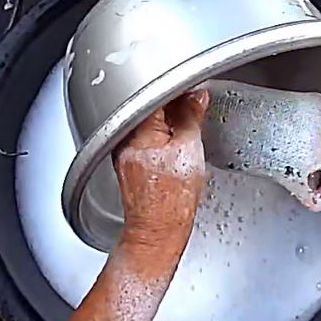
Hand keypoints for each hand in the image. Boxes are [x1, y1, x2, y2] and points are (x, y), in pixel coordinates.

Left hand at [114, 89, 210, 262]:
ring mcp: (123, 151)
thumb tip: (197, 96)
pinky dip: (161, 136)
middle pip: (149, 107)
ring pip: (147, 122)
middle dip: (173, 103)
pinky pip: (145, 138)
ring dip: (167, 119)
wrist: (157, 231)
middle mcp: (124, 138)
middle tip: (194, 107)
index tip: (193, 89)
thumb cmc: (172, 200)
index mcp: (137, 131)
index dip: (177, 89)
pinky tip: (175, 146)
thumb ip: (192, 117)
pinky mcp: (128, 162)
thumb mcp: (190, 151)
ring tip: (186, 128)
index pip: (155, 94)